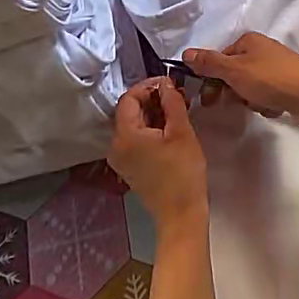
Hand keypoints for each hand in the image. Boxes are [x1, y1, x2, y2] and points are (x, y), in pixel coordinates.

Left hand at [110, 77, 208, 233]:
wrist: (181, 214)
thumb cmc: (183, 174)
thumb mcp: (182, 132)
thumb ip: (172, 102)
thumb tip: (166, 84)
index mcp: (124, 135)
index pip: (129, 98)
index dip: (148, 86)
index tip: (169, 84)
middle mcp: (116, 146)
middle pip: (129, 112)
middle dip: (152, 100)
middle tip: (176, 95)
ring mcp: (121, 159)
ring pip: (134, 126)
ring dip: (153, 114)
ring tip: (177, 110)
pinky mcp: (130, 168)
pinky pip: (136, 140)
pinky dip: (151, 130)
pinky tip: (170, 128)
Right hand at [183, 32, 298, 119]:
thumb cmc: (270, 79)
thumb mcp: (233, 71)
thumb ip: (208, 63)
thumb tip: (185, 53)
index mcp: (247, 41)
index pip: (218, 59)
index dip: (211, 79)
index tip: (208, 99)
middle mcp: (261, 49)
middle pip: (233, 73)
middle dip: (233, 91)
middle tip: (236, 103)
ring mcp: (276, 65)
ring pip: (249, 86)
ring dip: (250, 99)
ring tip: (260, 104)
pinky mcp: (288, 82)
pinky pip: (267, 93)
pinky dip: (266, 102)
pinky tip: (273, 107)